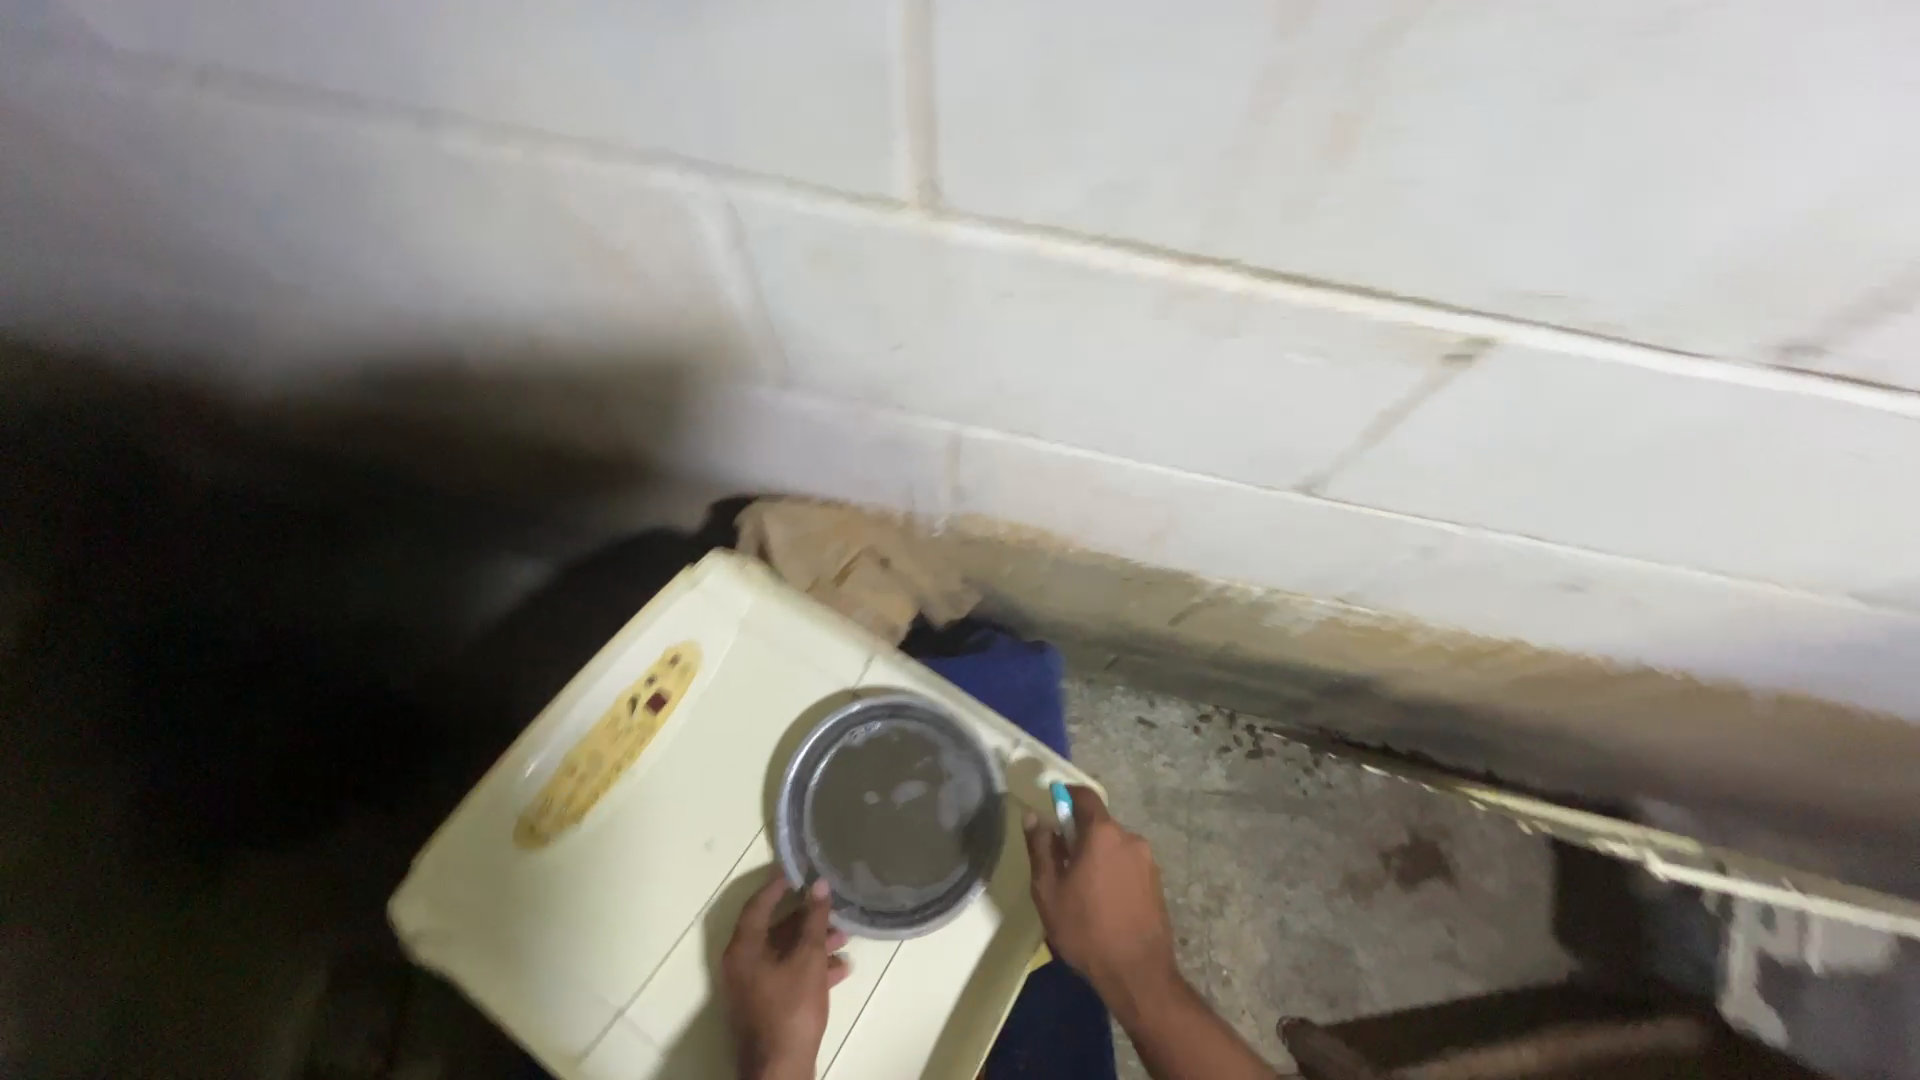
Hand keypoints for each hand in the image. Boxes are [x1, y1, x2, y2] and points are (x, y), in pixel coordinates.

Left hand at [721, 874, 851, 1079]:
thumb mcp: (808, 958)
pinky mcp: (765, 1006)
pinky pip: (787, 975)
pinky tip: (839, 968)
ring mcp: (752, 987)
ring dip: (813, 943)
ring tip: (843, 937)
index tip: (798, 870)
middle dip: (806, 918)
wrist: (780, 1072)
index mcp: (743, 949)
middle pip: (774, 929)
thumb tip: (819, 885)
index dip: (778, 885)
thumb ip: (814, 919)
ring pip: (784, 953)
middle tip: (831, 905)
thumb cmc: (791, 1009)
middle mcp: (741, 964)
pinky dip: (810, 968)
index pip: (758, 904)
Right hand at [1024, 787, 1181, 1011]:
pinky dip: (1112, 872)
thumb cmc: (1085, 929)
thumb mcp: (1048, 890)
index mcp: (1102, 833)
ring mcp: (1147, 861)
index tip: (1053, 805)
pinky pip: (1127, 865)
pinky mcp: (1157, 883)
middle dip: (1079, 835)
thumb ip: (1040, 848)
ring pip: (1113, 846)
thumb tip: (1035, 817)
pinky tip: (1103, 903)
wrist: (1138, 974)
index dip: (1067, 795)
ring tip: (1082, 891)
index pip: (1084, 796)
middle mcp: (1129, 838)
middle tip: (1061, 864)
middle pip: (1099, 824)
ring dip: (1097, 856)